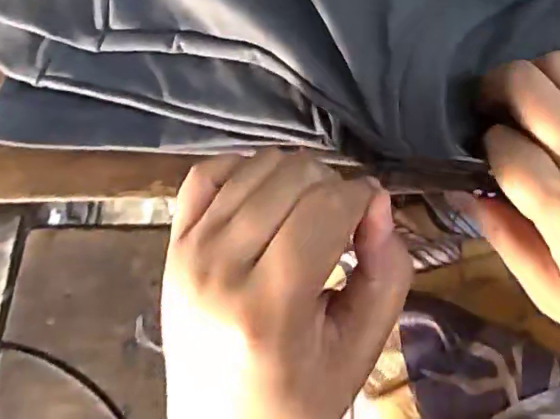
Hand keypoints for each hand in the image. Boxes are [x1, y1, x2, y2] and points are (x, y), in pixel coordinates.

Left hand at [162, 151, 412, 418]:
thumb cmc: (297, 398)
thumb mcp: (359, 350)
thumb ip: (387, 272)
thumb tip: (378, 200)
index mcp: (266, 311)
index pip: (326, 209)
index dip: (362, 197)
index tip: (373, 216)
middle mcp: (218, 272)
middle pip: (294, 177)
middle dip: (333, 186)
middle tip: (341, 224)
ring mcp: (188, 253)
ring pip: (258, 164)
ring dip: (296, 176)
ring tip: (307, 214)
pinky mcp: (172, 243)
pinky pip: (208, 171)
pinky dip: (242, 169)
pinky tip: (263, 200)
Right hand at [466, 52, 559, 401]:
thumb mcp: (556, 298)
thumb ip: (505, 239)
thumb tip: (462, 191)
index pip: (502, 143)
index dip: (485, 142)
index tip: (488, 154)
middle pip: (525, 83)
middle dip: (496, 87)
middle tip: (493, 107)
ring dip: (536, 76)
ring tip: (533, 101)